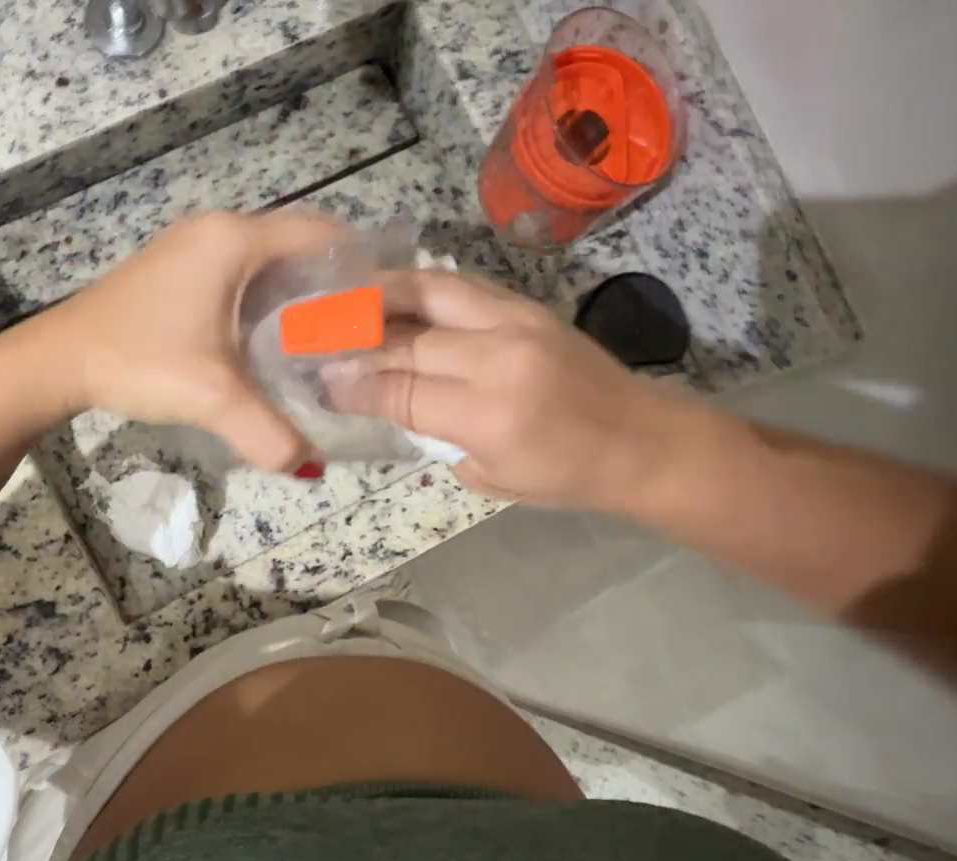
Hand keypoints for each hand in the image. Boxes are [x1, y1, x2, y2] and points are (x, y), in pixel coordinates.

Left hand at [41, 210, 342, 471]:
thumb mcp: (213, 397)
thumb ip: (269, 433)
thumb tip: (310, 467)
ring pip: (264, 261)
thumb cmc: (139, 360)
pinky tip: (269, 342)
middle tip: (359, 333)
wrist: (58, 361)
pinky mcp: (174, 270)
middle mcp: (215, 231)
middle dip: (330, 284)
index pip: (319, 234)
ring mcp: (190, 248)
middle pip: (295, 244)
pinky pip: (236, 275)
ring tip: (324, 342)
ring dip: (295, 294)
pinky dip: (262, 300)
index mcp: (233, 241)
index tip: (383, 306)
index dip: (358, 264)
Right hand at [343, 270, 706, 509]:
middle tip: (315, 336)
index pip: (401, 392)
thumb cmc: (565, 476)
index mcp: (489, 414)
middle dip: (355, 342)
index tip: (318, 382)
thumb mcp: (489, 476)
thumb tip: (389, 400)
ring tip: (344, 296)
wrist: (641, 441)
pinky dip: (422, 288)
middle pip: (407, 340)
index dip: (354, 387)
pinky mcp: (528, 306)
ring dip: (382, 293)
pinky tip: (395, 292)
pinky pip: (462, 287)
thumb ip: (435, 435)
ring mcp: (516, 322)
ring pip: (432, 293)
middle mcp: (498, 358)